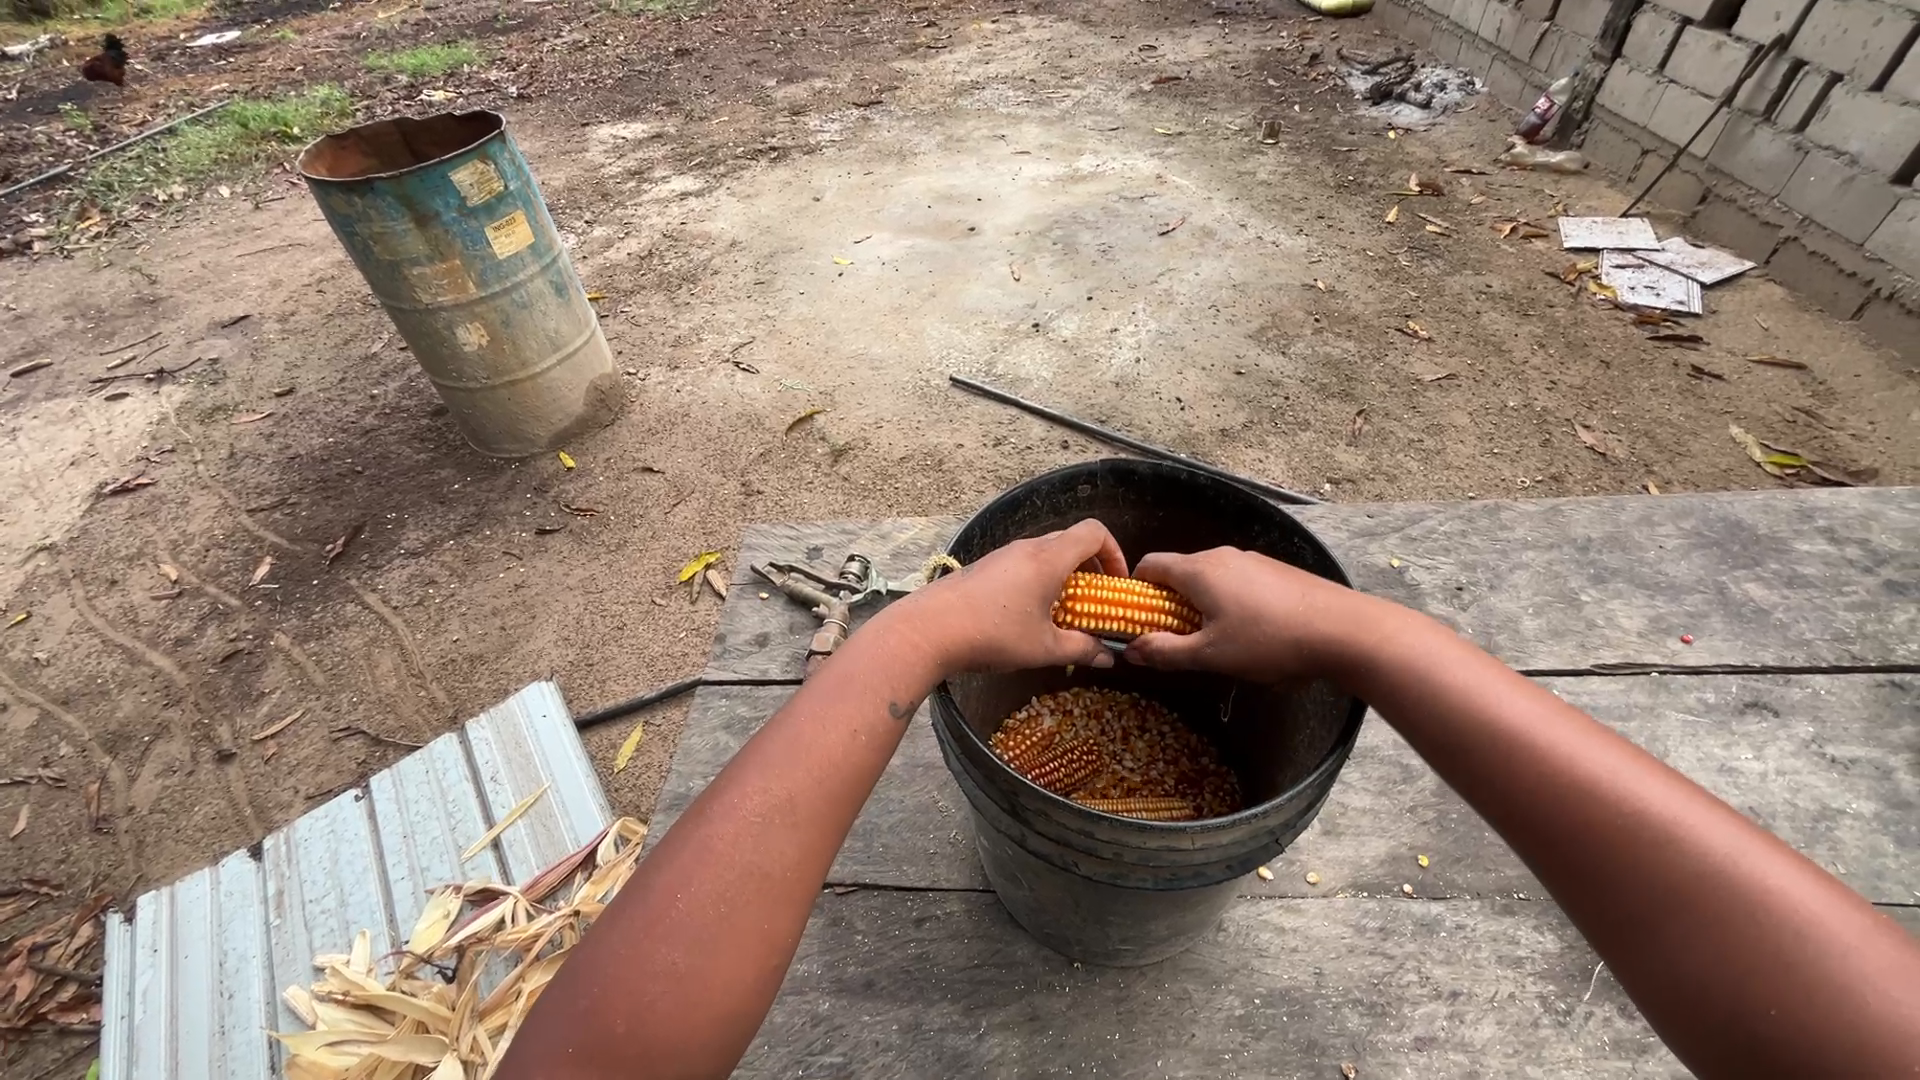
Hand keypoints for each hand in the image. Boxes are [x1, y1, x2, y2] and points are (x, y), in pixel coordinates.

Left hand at [888, 519, 1129, 675]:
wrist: (929, 628)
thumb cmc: (993, 634)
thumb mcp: (1044, 648)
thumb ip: (1081, 649)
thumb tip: (1108, 657)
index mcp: (1049, 559)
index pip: (1094, 533)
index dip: (1114, 553)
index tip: (1116, 583)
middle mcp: (1027, 548)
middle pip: (1070, 541)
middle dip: (1090, 567)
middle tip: (1093, 598)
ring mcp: (1002, 555)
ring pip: (1044, 553)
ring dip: (1062, 575)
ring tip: (1062, 610)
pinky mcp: (984, 567)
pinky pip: (1022, 563)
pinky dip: (1037, 579)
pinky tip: (1028, 613)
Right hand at [1123, 546, 1369, 681]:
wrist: (1344, 630)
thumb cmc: (1269, 641)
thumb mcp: (1211, 655)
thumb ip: (1166, 652)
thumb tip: (1131, 650)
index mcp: (1198, 570)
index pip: (1150, 564)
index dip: (1136, 588)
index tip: (1139, 617)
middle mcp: (1222, 555)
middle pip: (1180, 571)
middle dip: (1170, 601)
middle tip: (1177, 636)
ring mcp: (1252, 560)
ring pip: (1210, 576)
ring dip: (1201, 602)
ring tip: (1218, 637)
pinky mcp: (1276, 570)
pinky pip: (1237, 580)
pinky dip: (1229, 600)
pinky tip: (1251, 630)